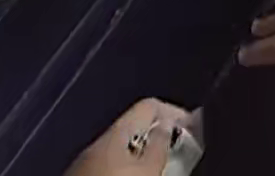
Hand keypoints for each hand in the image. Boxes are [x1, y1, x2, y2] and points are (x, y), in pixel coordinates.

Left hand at [64, 98, 199, 175]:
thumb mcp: (148, 170)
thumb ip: (161, 144)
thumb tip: (167, 125)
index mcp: (114, 132)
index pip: (150, 105)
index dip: (174, 112)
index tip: (192, 127)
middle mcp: (95, 144)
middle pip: (133, 130)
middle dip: (156, 139)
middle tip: (177, 153)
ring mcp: (82, 167)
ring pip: (119, 154)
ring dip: (140, 159)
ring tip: (158, 170)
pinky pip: (107, 169)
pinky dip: (124, 172)